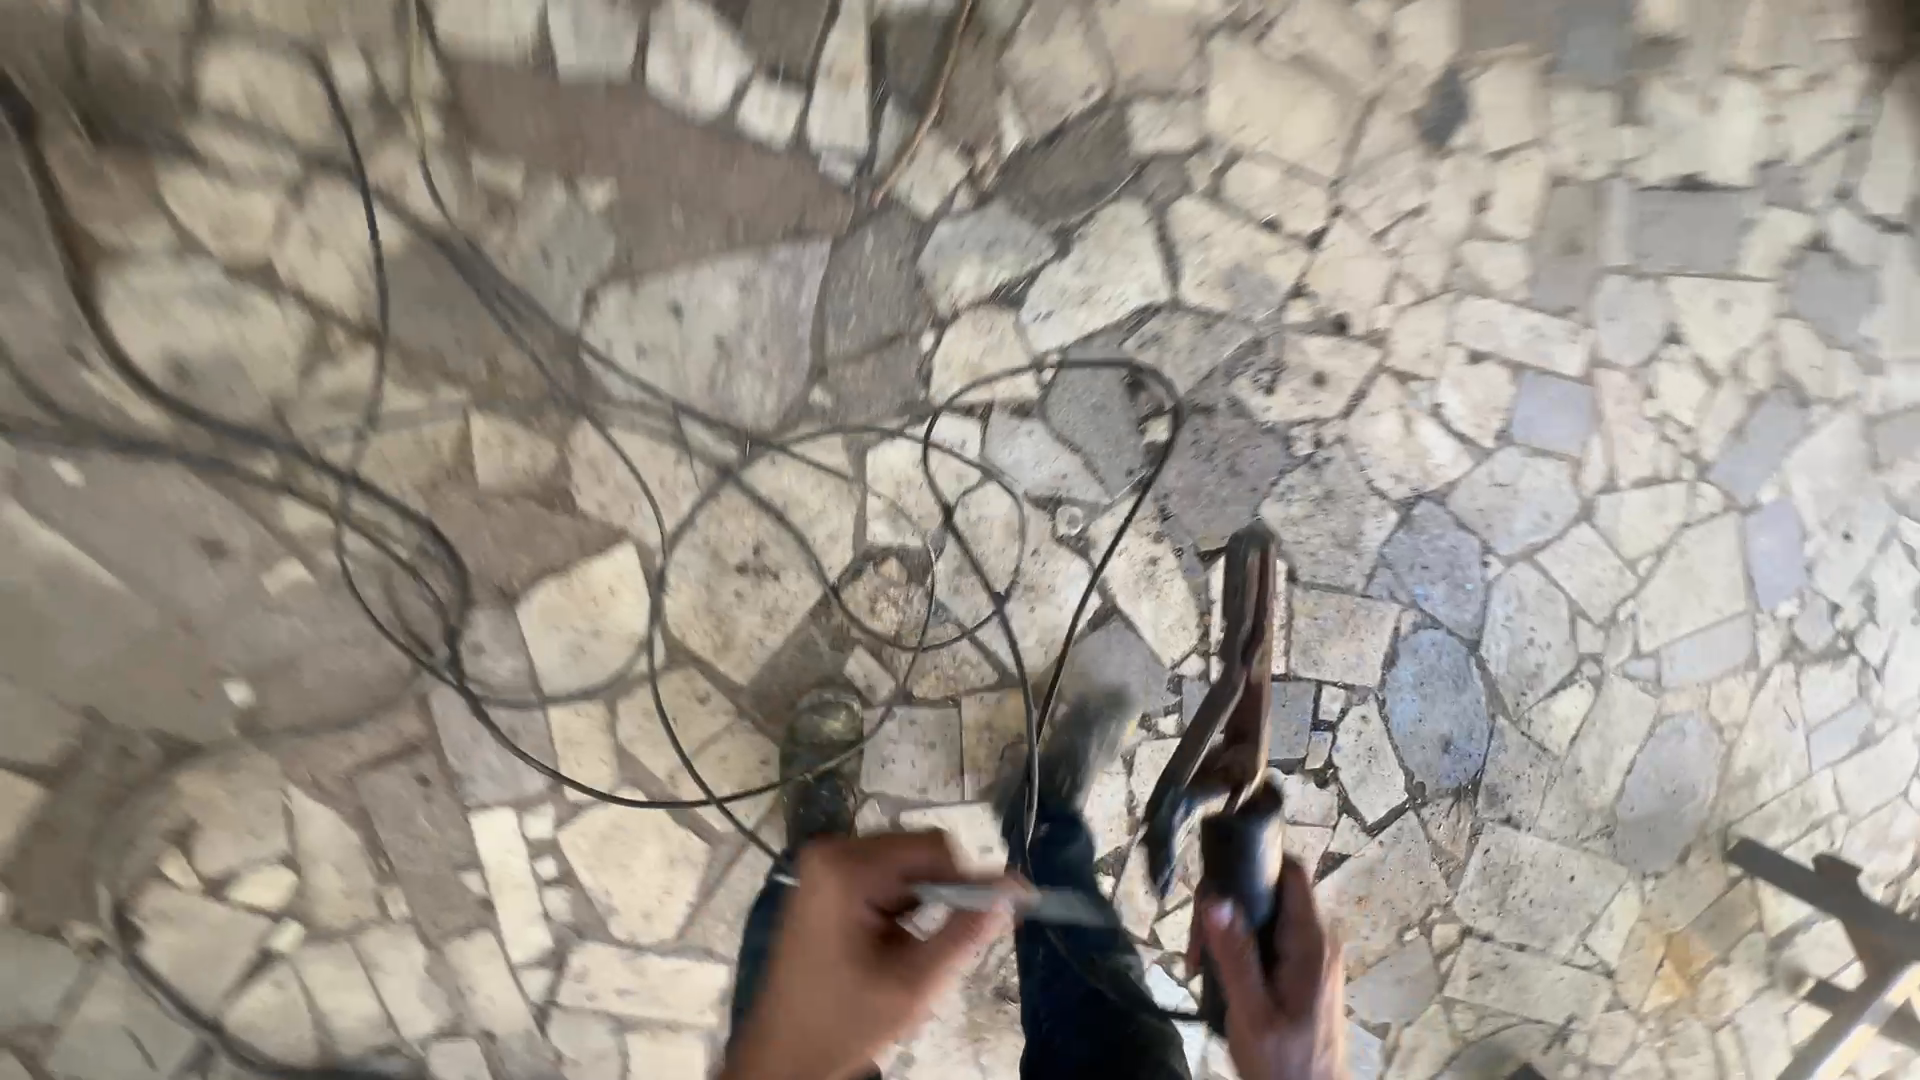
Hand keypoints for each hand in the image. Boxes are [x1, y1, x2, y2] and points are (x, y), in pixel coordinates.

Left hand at [722, 831, 1014, 1079]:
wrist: (780, 1055)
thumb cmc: (843, 1023)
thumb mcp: (912, 985)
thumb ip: (964, 934)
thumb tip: (1011, 893)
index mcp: (848, 868)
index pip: (934, 849)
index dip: (978, 873)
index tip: (1018, 898)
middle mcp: (833, 850)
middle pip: (919, 851)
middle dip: (952, 887)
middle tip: (982, 926)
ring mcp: (826, 861)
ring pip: (906, 862)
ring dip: (930, 894)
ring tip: (936, 940)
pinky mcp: (826, 877)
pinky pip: (885, 873)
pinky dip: (907, 898)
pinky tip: (906, 936)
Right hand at [1188, 858, 1344, 1079]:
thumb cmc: (1284, 1066)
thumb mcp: (1253, 1013)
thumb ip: (1235, 954)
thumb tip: (1215, 896)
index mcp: (1311, 943)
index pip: (1291, 872)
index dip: (1255, 858)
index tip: (1215, 872)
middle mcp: (1317, 940)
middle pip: (1269, 890)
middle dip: (1227, 902)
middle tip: (1196, 938)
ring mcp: (1311, 955)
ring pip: (1263, 913)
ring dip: (1227, 925)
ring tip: (1198, 959)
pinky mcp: (1301, 971)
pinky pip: (1267, 936)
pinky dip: (1238, 943)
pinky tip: (1214, 968)